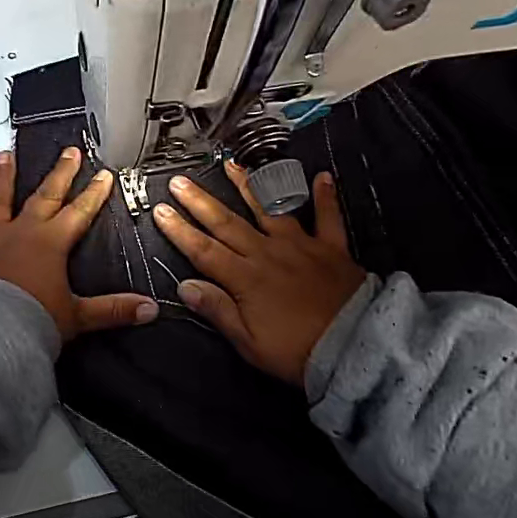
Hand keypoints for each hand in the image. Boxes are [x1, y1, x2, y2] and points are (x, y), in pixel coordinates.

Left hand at [0, 147, 158, 341]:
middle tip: (69, 152)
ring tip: (5, 155)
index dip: (94, 194)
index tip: (104, 175)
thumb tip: (151, 309)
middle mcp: (20, 233)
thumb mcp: (78, 317)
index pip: (79, 213)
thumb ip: (113, 310)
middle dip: (60, 175)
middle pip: (45, 197)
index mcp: (50, 244)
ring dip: (3, 180)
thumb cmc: (31, 322)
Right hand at [153, 162, 367, 384]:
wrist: (354, 349)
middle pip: (227, 223)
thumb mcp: (248, 341)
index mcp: (246, 279)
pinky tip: (321, 176)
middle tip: (181, 181)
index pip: (203, 250)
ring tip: (232, 165)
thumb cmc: (297, 352)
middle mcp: (269, 254)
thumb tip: (186, 287)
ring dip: (249, 186)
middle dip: (200, 201)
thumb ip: (217, 310)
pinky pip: (328, 217)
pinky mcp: (331, 249)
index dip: (179, 230)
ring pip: (269, 209)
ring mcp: (301, 247)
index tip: (161, 211)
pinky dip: (325, 196)